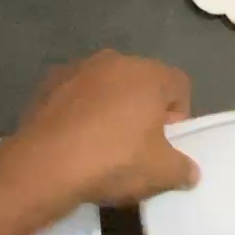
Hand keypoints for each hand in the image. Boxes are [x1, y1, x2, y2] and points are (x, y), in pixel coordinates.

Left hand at [10, 51, 199, 206]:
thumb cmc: (115, 161)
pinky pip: (76, 96)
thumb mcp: (161, 173)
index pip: (180, 85)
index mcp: (148, 74)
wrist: (45, 166)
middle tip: (139, 146)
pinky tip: (76, 142)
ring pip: (107, 88)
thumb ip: (183, 169)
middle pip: (142, 83)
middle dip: (145, 111)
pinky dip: (81, 113)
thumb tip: (190, 172)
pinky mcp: (46, 84)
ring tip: (103, 145)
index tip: (167, 143)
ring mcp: (76, 68)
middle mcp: (114, 60)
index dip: (179, 116)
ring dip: (111, 110)